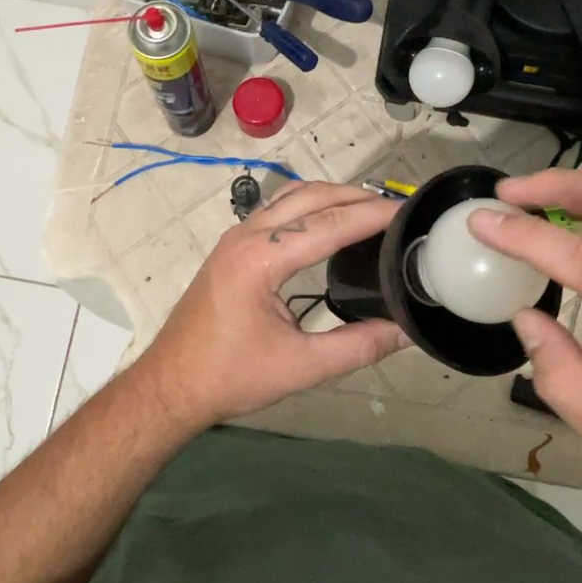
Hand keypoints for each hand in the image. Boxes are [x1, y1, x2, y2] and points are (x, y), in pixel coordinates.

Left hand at [132, 181, 409, 430]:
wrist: (170, 386)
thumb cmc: (231, 377)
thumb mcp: (301, 367)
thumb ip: (359, 347)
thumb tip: (408, 331)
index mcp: (262, 258)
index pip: (330, 223)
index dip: (374, 216)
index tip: (410, 213)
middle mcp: (247, 235)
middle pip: (310, 197)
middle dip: (356, 197)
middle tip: (398, 211)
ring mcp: (235, 238)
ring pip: (290, 197)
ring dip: (331, 196)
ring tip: (370, 212)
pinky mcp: (232, 248)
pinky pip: (276, 210)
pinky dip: (309, 207)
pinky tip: (330, 225)